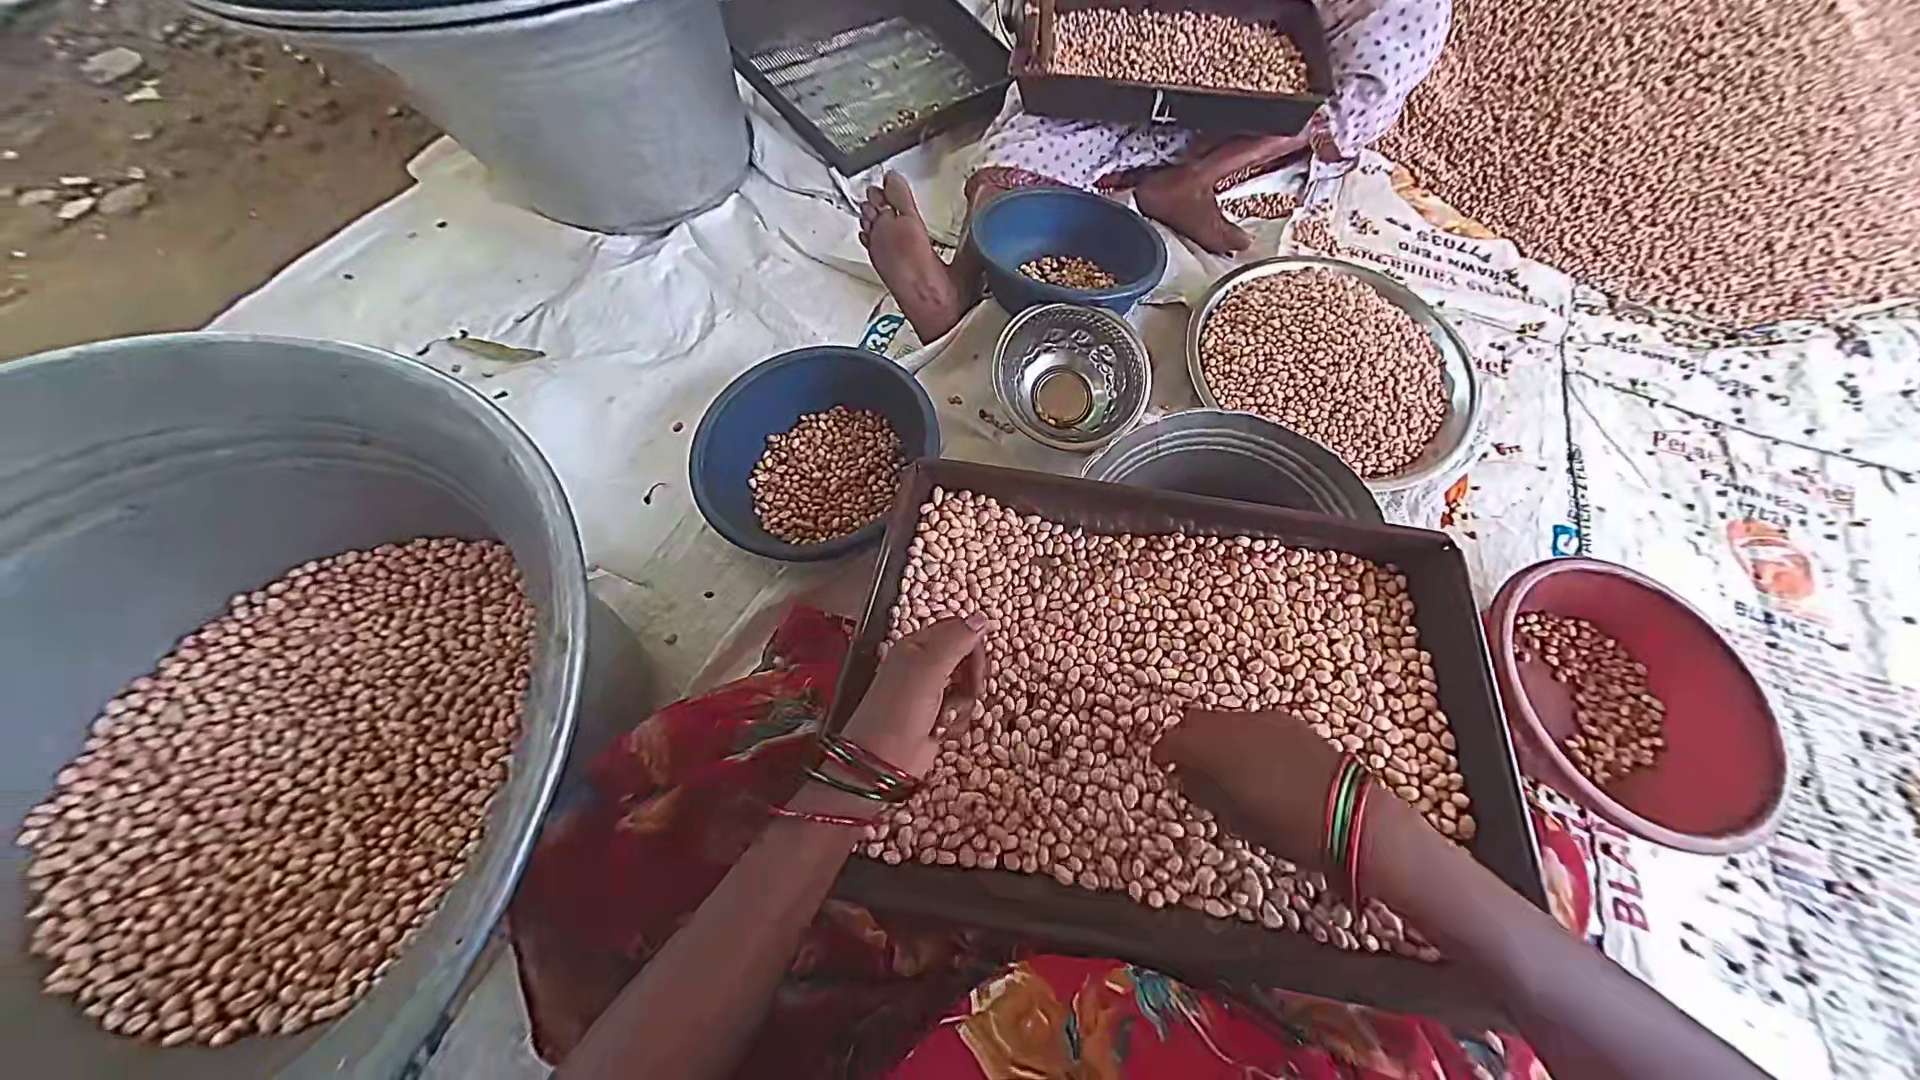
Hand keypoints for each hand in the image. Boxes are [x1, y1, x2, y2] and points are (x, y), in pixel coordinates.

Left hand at [838, 615, 988, 777]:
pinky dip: (958, 721)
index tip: (977, 659)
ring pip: (969, 686)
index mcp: (917, 645)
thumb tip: (981, 619)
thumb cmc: (898, 711)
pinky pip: (964, 710)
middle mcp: (924, 665)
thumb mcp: (928, 667)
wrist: (883, 761)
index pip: (957, 628)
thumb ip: (956, 640)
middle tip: (966, 688)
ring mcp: (932, 692)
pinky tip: (942, 729)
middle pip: (968, 658)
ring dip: (963, 703)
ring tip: (945, 714)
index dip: (972, 643)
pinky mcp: (939, 716)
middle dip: (971, 676)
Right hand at [1151, 709, 1343, 867]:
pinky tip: (1254, 759)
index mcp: (1216, 750)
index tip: (1160, 764)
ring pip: (1223, 718)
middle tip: (1187, 762)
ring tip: (1223, 763)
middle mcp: (1235, 725)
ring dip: (1214, 736)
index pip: (1174, 741)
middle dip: (1186, 739)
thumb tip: (1187, 777)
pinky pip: (1250, 722)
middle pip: (1194, 720)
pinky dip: (1241, 736)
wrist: (1355, 820)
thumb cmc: (1289, 829)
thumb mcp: (1236, 819)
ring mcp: (1263, 719)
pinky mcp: (1287, 721)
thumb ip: (1204, 791)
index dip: (1162, 752)